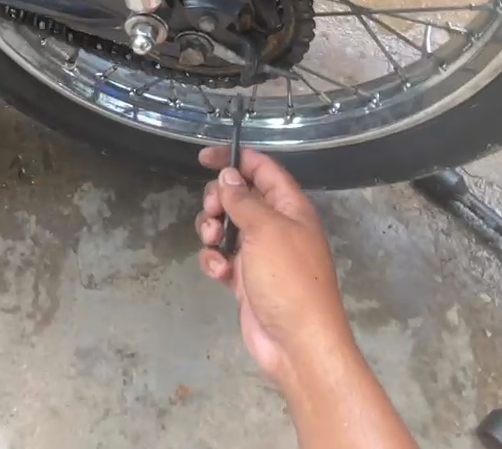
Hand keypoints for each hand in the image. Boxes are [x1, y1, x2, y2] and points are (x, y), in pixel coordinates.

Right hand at [195, 145, 359, 391]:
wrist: (297, 344)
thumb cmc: (288, 279)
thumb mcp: (265, 230)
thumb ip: (242, 199)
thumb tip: (228, 175)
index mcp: (289, 207)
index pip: (262, 169)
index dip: (235, 158)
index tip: (204, 158)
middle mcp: (275, 225)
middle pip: (238, 196)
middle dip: (217, 199)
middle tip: (213, 212)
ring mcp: (259, 253)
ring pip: (225, 225)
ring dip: (212, 230)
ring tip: (214, 243)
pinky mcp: (244, 278)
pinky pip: (221, 256)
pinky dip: (214, 260)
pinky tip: (219, 272)